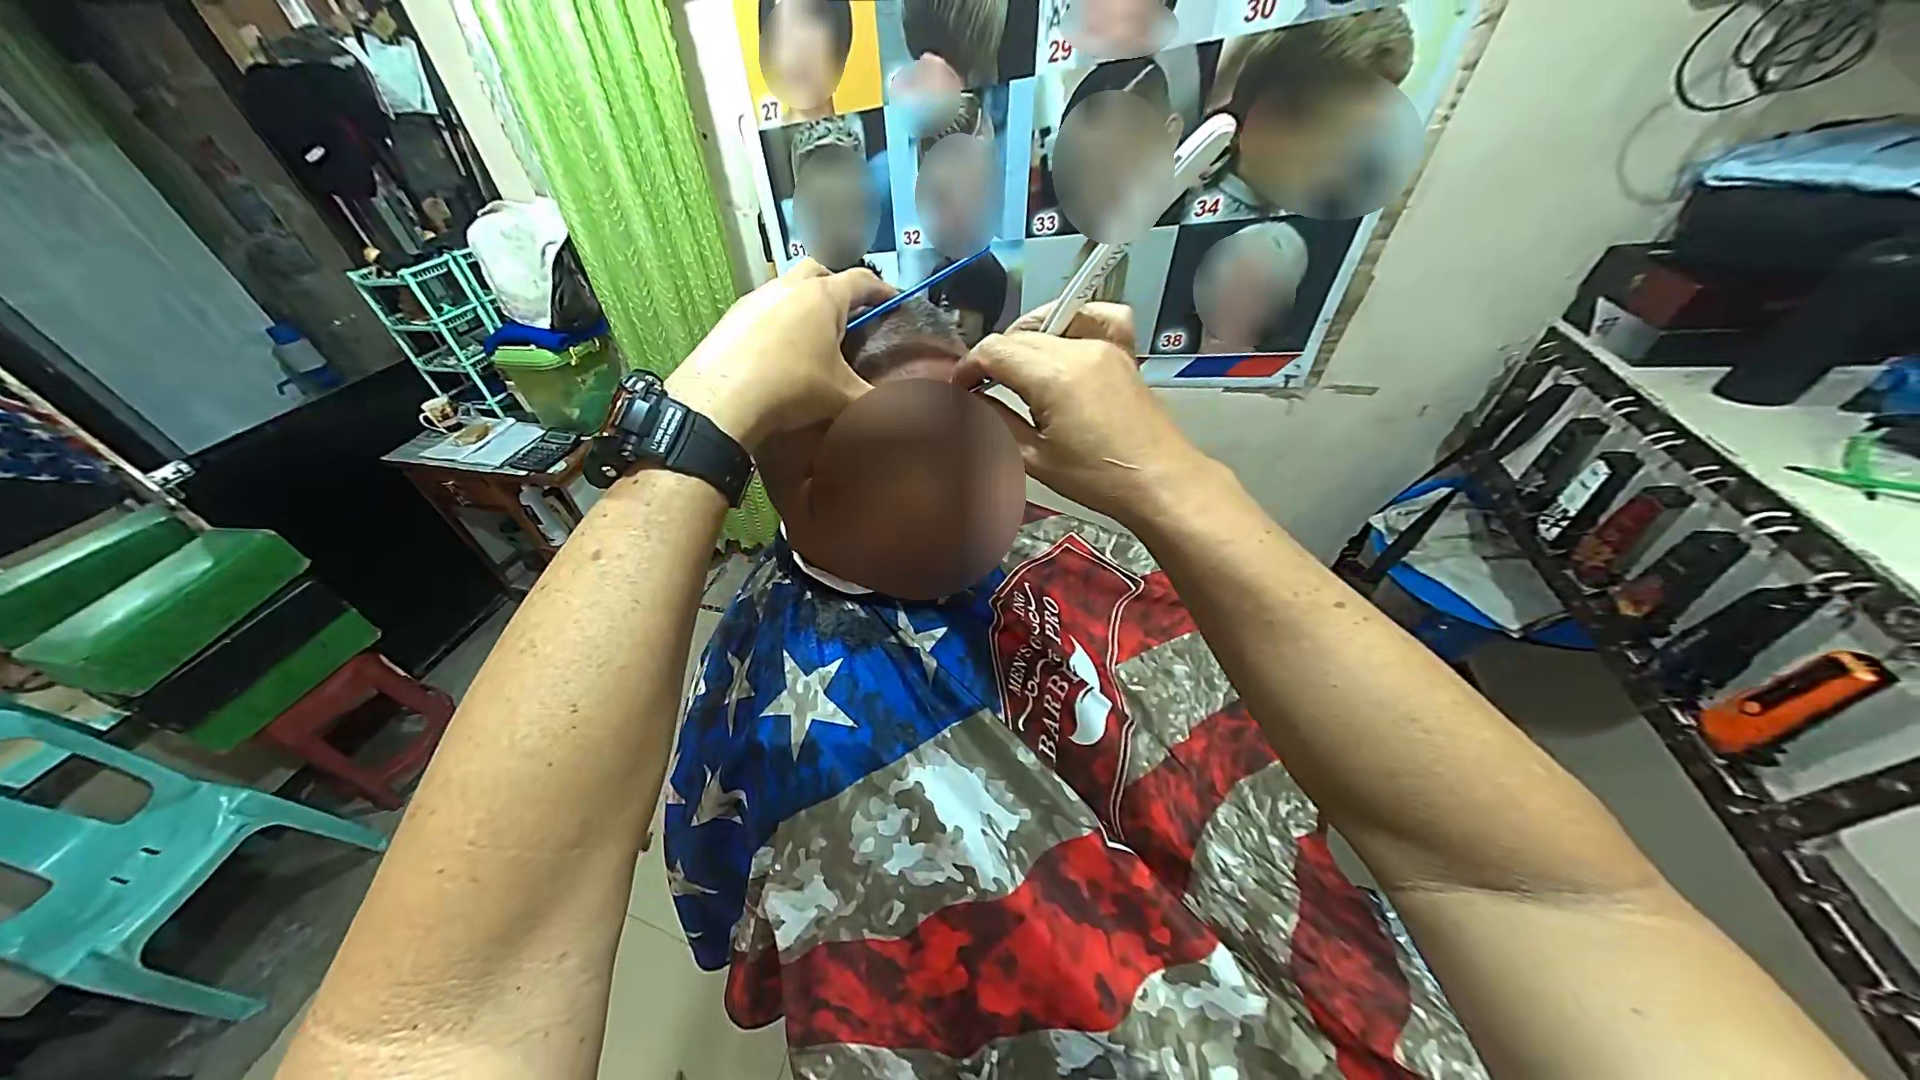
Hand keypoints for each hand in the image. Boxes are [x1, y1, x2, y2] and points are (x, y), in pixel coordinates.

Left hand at [665, 259, 893, 449]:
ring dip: (804, 304)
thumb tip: (899, 410)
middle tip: (848, 314)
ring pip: (788, 288)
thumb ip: (874, 400)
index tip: (894, 301)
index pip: (862, 280)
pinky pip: (764, 309)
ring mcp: (756, 298)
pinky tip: (779, 351)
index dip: (883, 289)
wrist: (722, 399)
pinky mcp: (733, 316)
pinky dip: (778, 322)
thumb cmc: (792, 387)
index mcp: (824, 297)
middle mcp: (789, 286)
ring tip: (812, 336)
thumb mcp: (842, 397)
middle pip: (820, 272)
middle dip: (837, 288)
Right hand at [952, 306, 1215, 522]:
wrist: (1160, 481)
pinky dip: (1072, 321)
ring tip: (1016, 371)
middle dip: (992, 358)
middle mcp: (1079, 348)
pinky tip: (1062, 340)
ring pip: (1049, 323)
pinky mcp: (1123, 351)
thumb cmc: (1097, 479)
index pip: (995, 350)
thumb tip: (969, 404)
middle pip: (1018, 336)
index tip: (959, 390)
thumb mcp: (1036, 458)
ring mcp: (1106, 345)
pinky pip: (1096, 316)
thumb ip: (997, 423)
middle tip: (982, 389)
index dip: (968, 367)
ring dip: (1024, 341)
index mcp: (1054, 376)